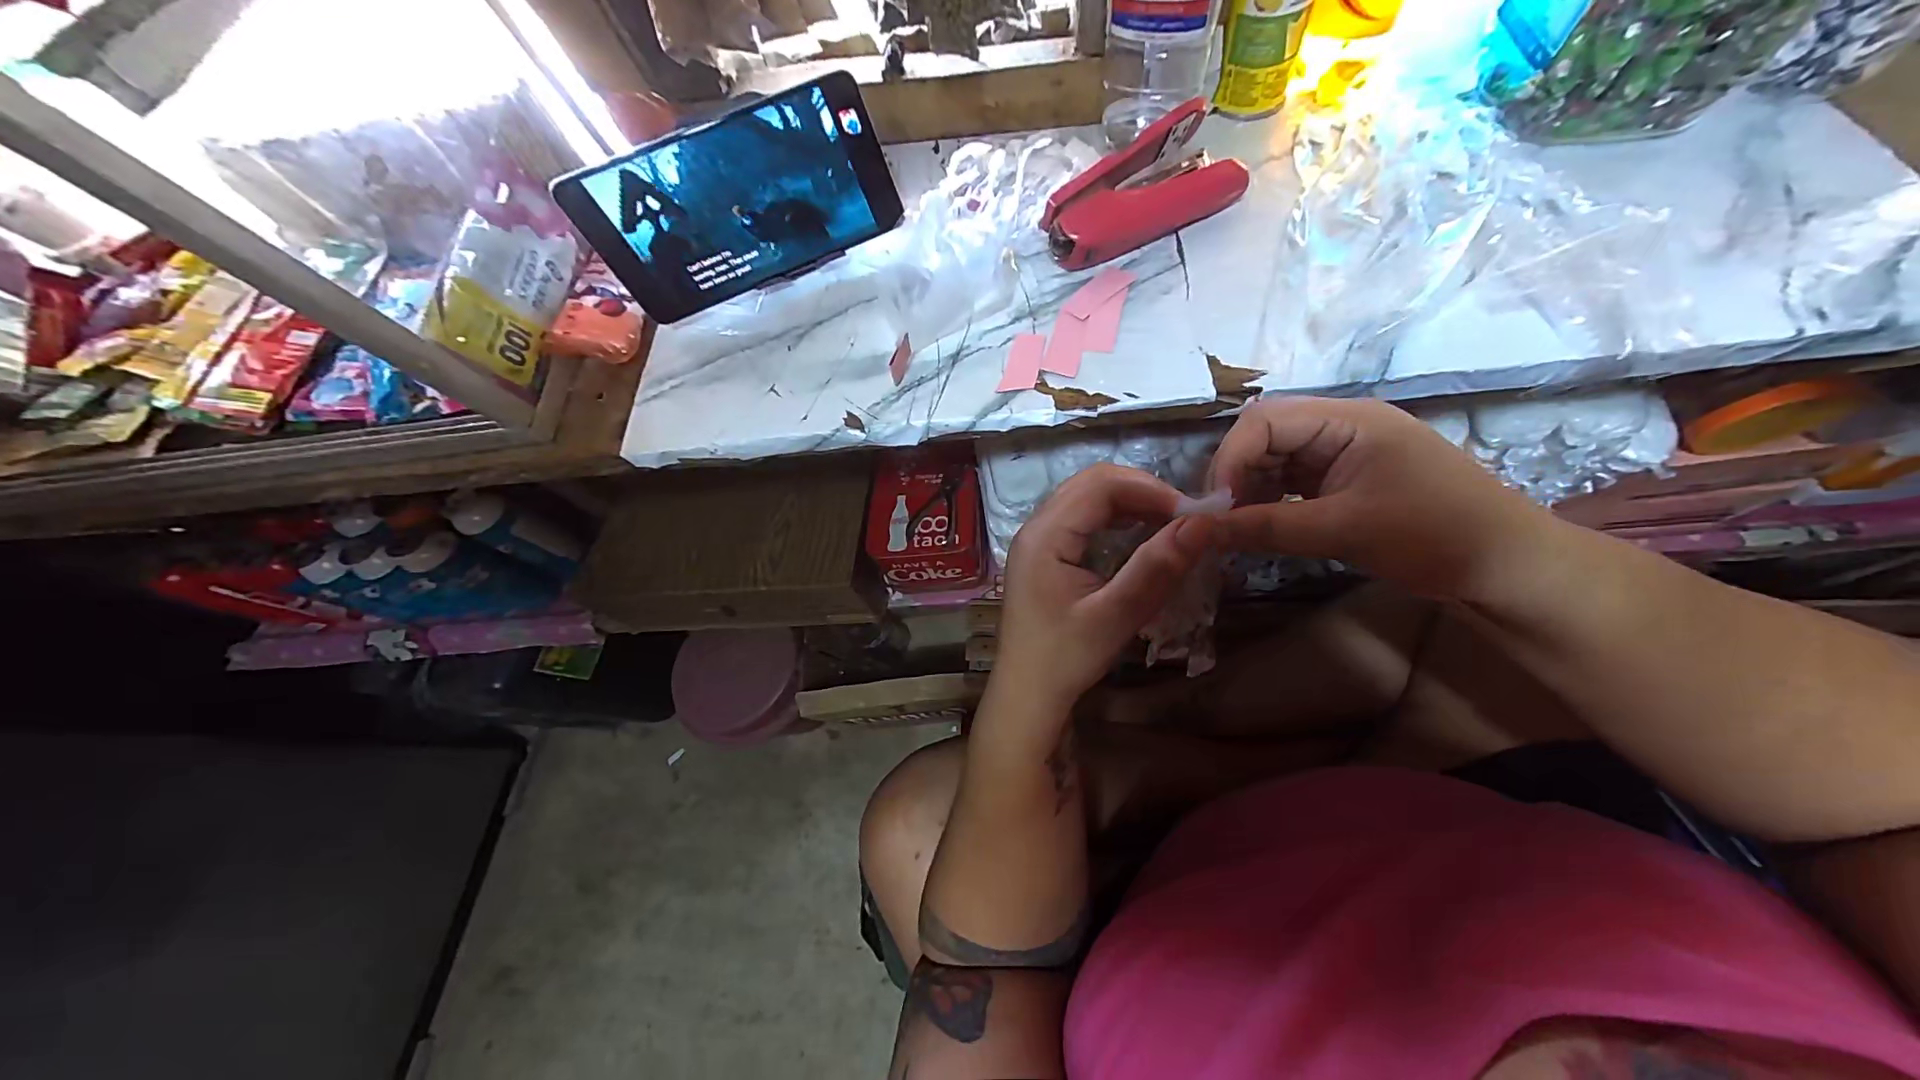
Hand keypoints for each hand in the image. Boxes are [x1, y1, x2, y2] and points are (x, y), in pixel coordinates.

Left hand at [994, 464, 1214, 718]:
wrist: (1027, 696)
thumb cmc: (1064, 659)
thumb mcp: (1115, 616)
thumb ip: (1156, 568)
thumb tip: (1202, 523)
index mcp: (1044, 535)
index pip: (1101, 485)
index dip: (1151, 490)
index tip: (1193, 513)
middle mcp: (1037, 527)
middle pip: (1093, 484)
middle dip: (1143, 492)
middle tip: (1185, 517)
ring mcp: (1038, 540)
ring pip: (1088, 500)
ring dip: (1131, 504)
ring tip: (1170, 524)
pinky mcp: (1045, 555)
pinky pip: (1083, 520)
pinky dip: (1116, 520)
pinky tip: (1141, 537)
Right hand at [1208, 397, 1553, 599]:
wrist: (1508, 567)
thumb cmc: (1433, 535)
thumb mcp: (1342, 531)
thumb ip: (1264, 527)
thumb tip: (1197, 531)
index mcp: (1348, 420)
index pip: (1264, 420)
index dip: (1230, 458)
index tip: (1214, 507)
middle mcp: (1340, 427)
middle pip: (1263, 437)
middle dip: (1234, 476)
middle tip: (1214, 521)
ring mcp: (1342, 454)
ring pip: (1272, 463)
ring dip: (1247, 493)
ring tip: (1229, 530)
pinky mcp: (1343, 481)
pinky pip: (1289, 484)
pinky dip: (1266, 505)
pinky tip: (1254, 529)